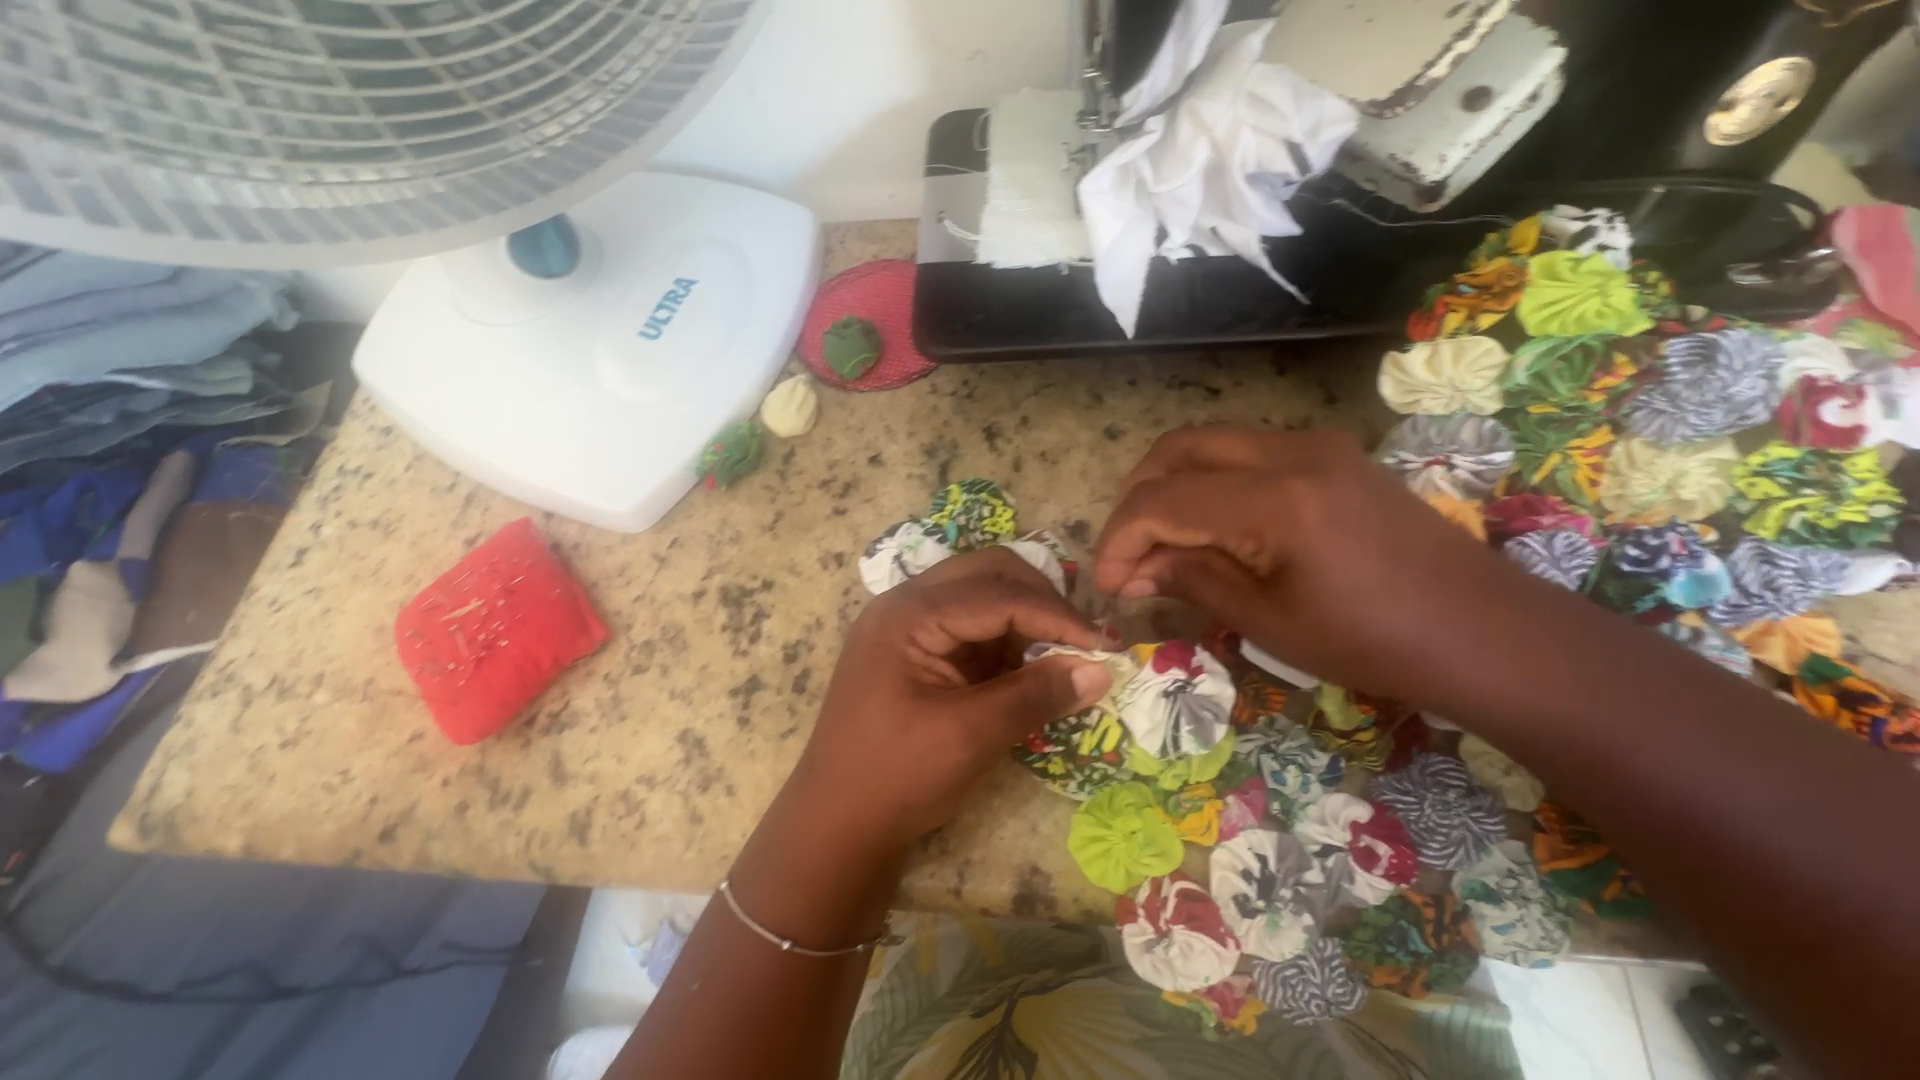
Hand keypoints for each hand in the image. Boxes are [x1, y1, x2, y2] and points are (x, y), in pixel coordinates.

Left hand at [785, 548, 1112, 856]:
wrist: (835, 827)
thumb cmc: (894, 778)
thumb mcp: (969, 736)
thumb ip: (1034, 696)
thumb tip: (1102, 670)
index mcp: (908, 614)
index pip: (998, 594)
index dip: (1057, 616)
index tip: (1106, 646)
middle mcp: (905, 607)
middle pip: (987, 575)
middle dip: (1040, 600)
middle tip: (1082, 640)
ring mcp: (907, 630)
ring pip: (981, 598)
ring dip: (1025, 621)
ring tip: (1063, 661)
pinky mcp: (916, 656)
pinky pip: (971, 631)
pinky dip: (1006, 645)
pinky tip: (1031, 675)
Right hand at [1092, 426, 1558, 707]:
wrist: (1483, 632)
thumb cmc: (1375, 642)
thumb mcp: (1269, 622)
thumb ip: (1193, 579)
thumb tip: (1136, 569)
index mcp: (1276, 499)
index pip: (1164, 498)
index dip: (1121, 538)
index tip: (1107, 583)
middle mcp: (1292, 451)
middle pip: (1179, 448)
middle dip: (1137, 497)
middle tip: (1126, 554)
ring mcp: (1317, 446)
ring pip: (1212, 443)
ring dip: (1172, 485)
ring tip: (1160, 545)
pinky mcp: (1333, 456)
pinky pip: (1248, 453)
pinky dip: (1211, 482)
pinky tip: (1210, 528)